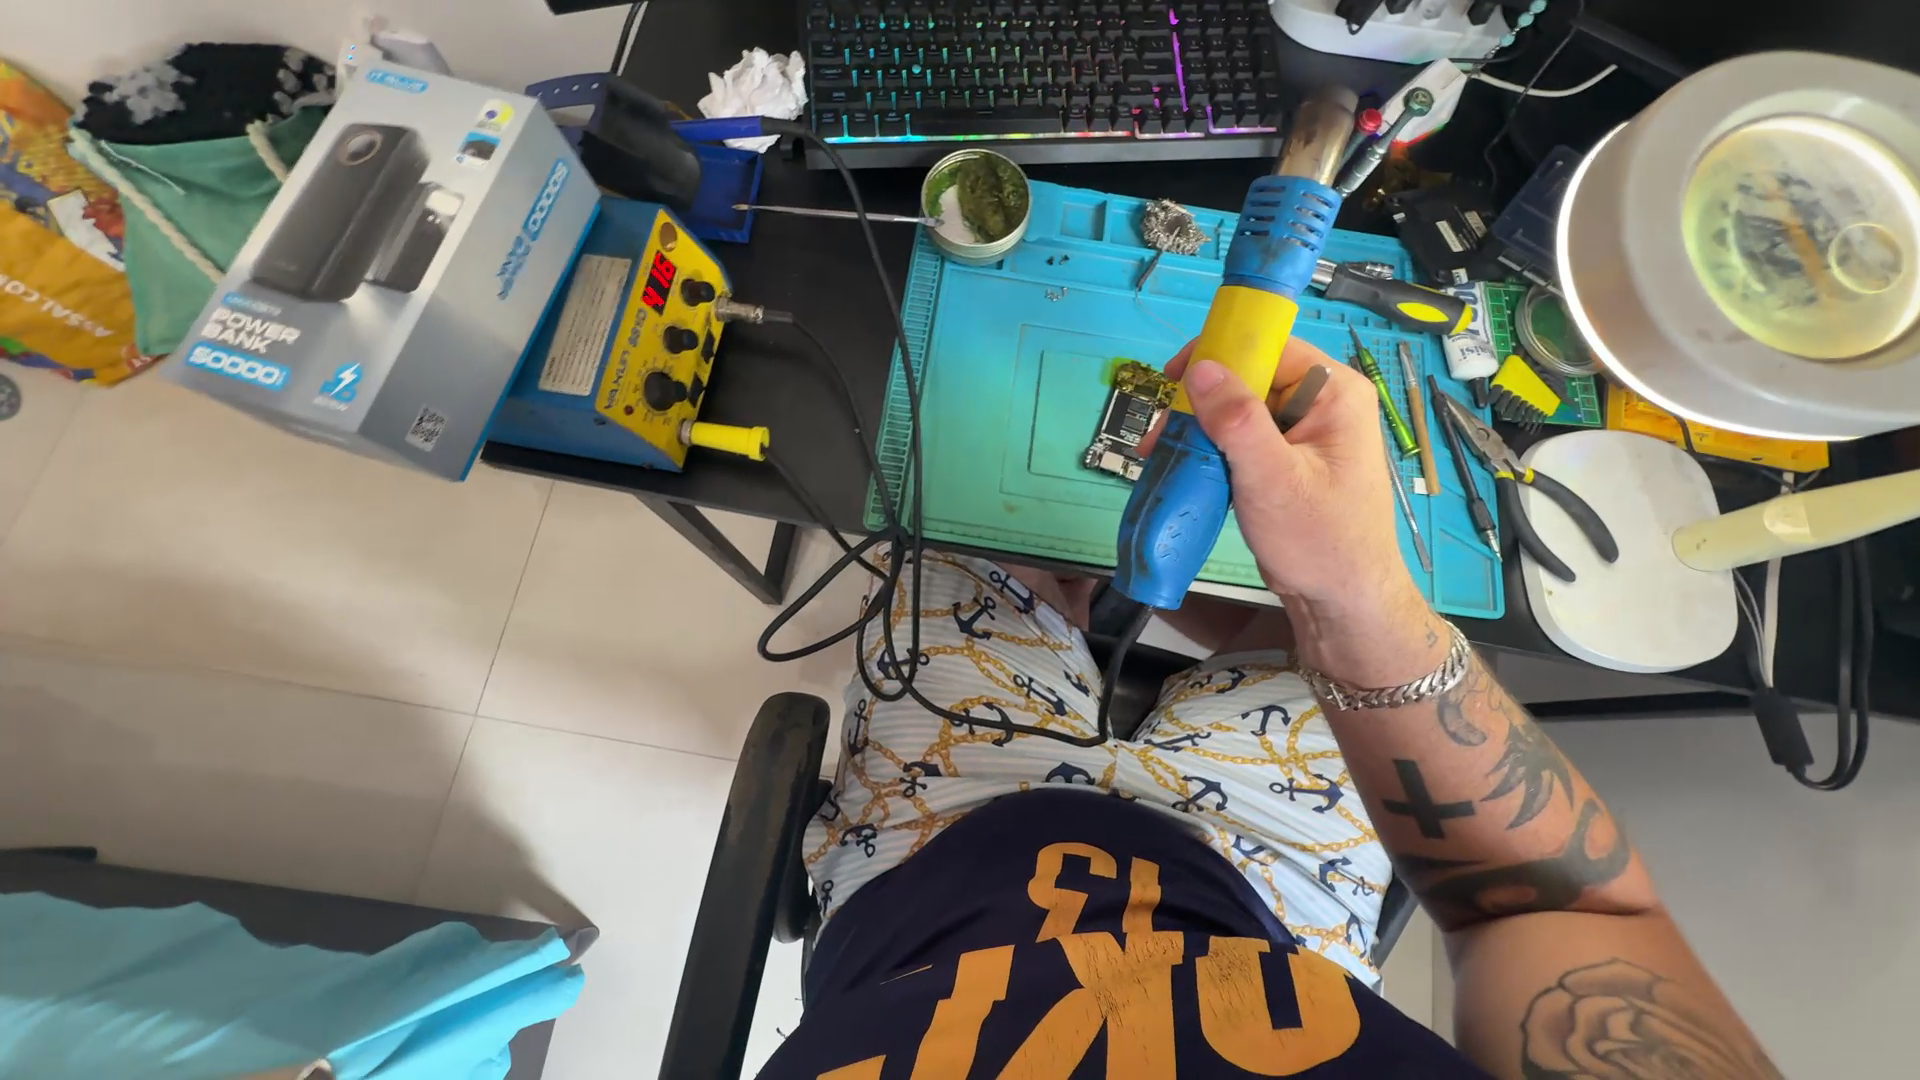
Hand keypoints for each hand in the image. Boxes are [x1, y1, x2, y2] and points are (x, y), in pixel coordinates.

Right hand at [1145, 338, 1444, 682]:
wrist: (1340, 600)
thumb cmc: (1317, 539)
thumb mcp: (1271, 477)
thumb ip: (1237, 419)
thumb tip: (1199, 368)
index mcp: (1333, 392)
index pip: (1269, 347)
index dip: (1218, 354)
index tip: (1172, 379)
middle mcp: (1322, 403)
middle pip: (1249, 378)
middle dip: (1200, 401)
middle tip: (1161, 434)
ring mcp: (1304, 433)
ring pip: (1240, 410)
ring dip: (1200, 429)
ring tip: (1163, 454)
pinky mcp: (1287, 460)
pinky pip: (1242, 438)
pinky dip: (1212, 449)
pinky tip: (1187, 467)